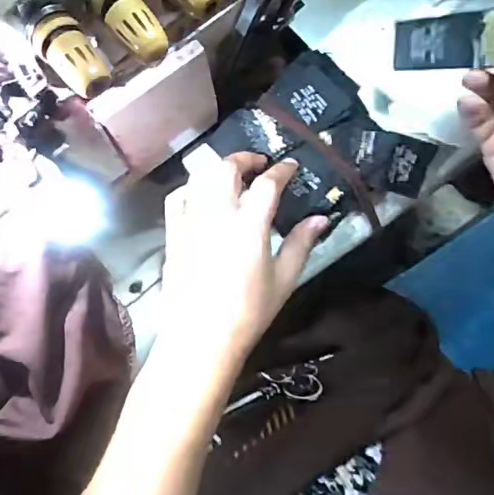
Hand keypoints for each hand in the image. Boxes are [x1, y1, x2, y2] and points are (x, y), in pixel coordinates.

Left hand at [158, 153, 329, 374]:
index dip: (281, 170)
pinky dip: (191, 187)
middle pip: (226, 167)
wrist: (200, 336)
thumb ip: (301, 243)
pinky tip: (201, 194)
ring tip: (233, 176)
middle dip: (245, 158)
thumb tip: (320, 219)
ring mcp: (190, 220)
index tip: (290, 167)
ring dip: (218, 168)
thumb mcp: (284, 279)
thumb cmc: (248, 311)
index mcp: (249, 224)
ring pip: (200, 176)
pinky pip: (177, 196)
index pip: (267, 183)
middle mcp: (217, 213)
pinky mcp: (173, 232)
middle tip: (259, 164)